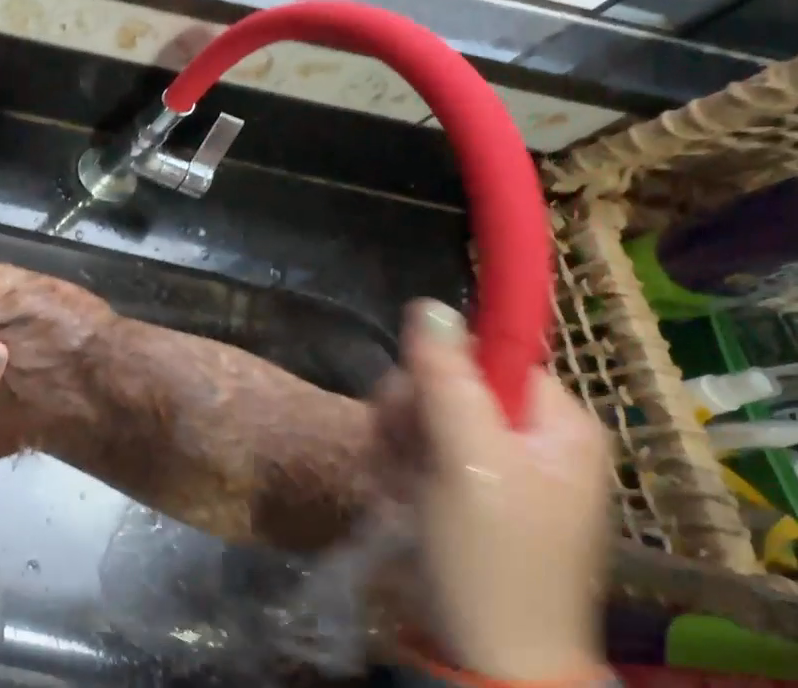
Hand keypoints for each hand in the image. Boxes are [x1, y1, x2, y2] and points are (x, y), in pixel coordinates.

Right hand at [375, 300, 609, 681]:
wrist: (487, 651)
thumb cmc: (488, 554)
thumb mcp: (467, 460)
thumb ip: (447, 379)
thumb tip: (428, 303)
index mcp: (557, 424)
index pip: (486, 355)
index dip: (439, 370)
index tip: (410, 403)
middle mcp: (533, 437)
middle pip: (448, 381)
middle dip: (409, 412)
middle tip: (401, 450)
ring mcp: (500, 465)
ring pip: (423, 412)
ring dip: (396, 440)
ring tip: (397, 481)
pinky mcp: (468, 489)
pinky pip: (418, 447)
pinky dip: (397, 464)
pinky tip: (397, 492)